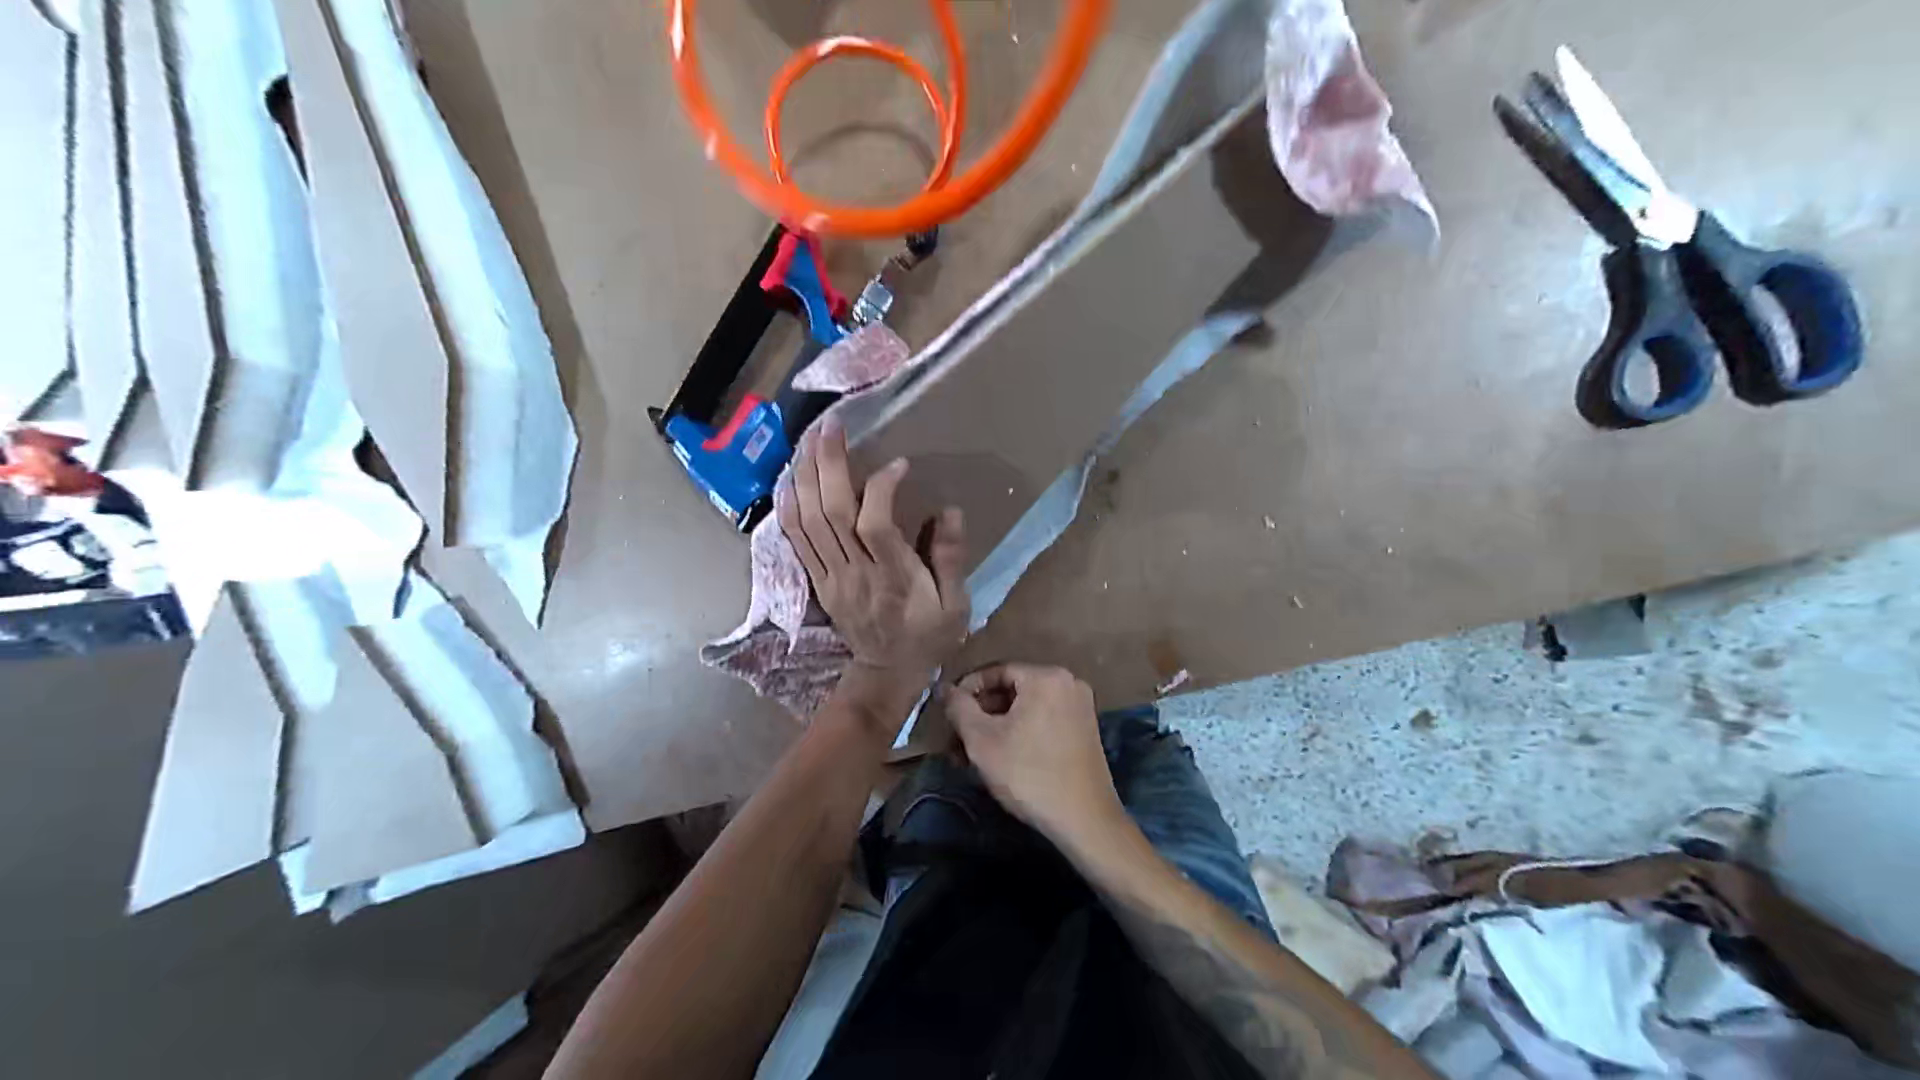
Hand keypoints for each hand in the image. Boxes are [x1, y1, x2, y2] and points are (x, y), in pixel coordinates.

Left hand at [779, 419, 968, 701]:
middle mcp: (855, 573)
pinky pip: (795, 541)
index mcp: (894, 578)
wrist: (886, 674)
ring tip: (808, 440)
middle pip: (831, 513)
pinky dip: (788, 507)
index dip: (881, 488)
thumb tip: (949, 509)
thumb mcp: (956, 605)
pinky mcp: (817, 581)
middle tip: (830, 426)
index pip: (875, 525)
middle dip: (828, 465)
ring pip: (808, 521)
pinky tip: (789, 478)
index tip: (898, 464)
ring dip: (805, 477)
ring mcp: (830, 577)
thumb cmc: (928, 637)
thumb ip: (951, 558)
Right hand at [945, 663, 1126, 846]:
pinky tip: (1001, 757)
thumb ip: (958, 707)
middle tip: (957, 738)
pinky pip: (1043, 719)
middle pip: (1012, 689)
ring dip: (997, 725)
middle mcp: (1068, 683)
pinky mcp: (1084, 729)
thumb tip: (944, 688)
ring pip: (1026, 707)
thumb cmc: (1028, 774)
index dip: (967, 690)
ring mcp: (1080, 706)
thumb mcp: (981, 740)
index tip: (949, 713)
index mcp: (1046, 676)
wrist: (1083, 820)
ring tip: (972, 753)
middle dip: (981, 713)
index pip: (996, 671)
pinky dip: (1020, 732)